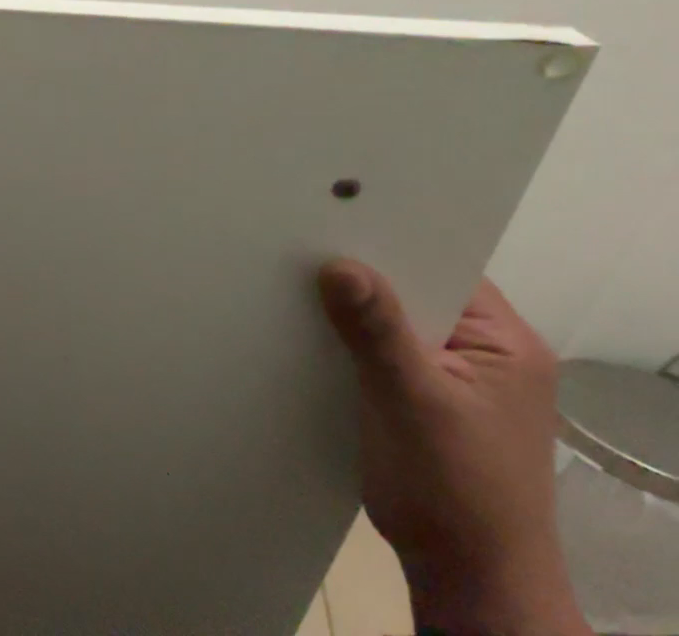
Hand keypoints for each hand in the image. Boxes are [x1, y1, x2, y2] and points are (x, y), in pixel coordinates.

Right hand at [318, 260, 589, 635]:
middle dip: (359, 282)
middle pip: (414, 294)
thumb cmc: (454, 485)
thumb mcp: (413, 400)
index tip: (328, 226)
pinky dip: (347, 348)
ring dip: (348, 318)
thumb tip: (340, 264)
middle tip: (296, 256)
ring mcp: (454, 379)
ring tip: (290, 292)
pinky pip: (380, 355)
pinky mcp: (422, 401)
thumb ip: (378, 331)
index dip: (389, 246)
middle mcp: (486, 354)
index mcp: (506, 344)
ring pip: (392, 326)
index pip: (444, 269)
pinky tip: (306, 339)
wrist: (465, 570)